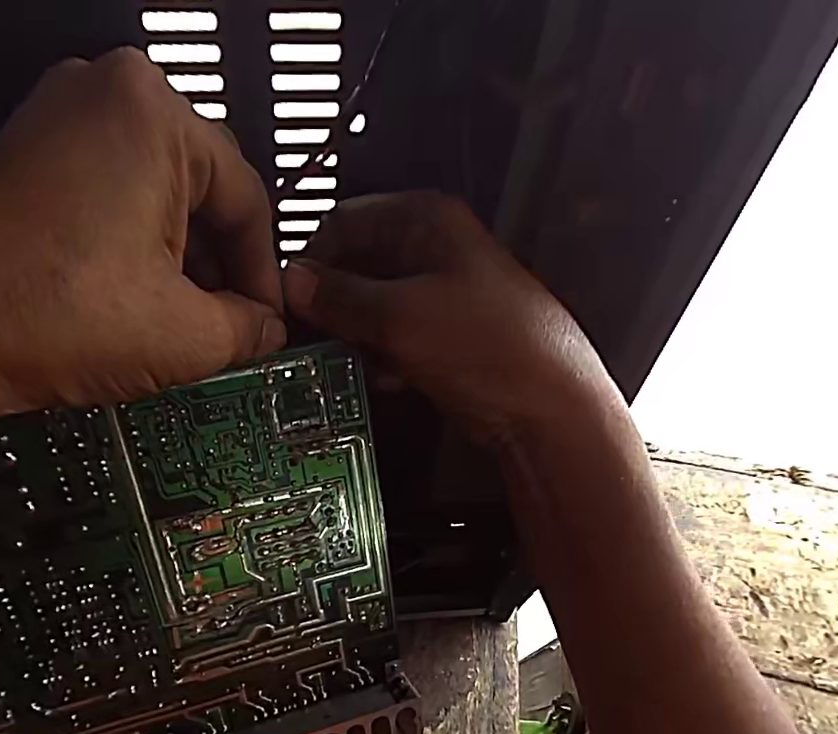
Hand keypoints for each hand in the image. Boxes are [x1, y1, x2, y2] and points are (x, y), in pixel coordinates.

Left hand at [0, 48, 285, 456]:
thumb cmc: (43, 315)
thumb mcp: (189, 336)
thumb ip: (253, 329)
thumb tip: (268, 328)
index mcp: (152, 115)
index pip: (250, 200)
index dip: (267, 275)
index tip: (269, 321)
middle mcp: (104, 96)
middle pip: (208, 194)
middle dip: (226, 269)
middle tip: (233, 326)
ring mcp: (61, 121)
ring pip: (165, 200)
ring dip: (189, 266)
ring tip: (187, 324)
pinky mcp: (35, 158)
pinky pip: (120, 199)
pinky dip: (144, 253)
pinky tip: (144, 305)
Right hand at [281, 192, 618, 445]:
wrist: (545, 407)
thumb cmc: (492, 347)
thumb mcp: (401, 317)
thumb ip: (342, 298)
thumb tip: (298, 284)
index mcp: (428, 221)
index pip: (345, 222)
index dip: (313, 261)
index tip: (292, 300)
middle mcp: (436, 252)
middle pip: (360, 268)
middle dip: (336, 306)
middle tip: (313, 338)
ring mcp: (443, 298)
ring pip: (377, 309)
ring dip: (358, 337)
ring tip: (346, 363)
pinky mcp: (448, 339)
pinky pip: (399, 340)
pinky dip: (384, 357)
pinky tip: (382, 377)